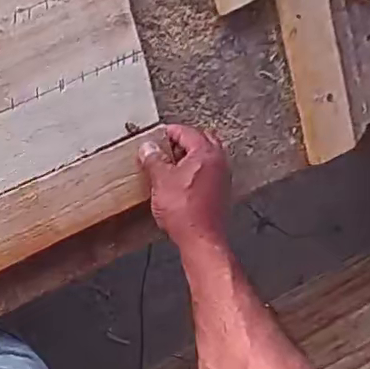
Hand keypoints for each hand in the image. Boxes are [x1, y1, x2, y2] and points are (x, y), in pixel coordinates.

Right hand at [137, 124, 230, 249]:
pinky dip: (194, 171)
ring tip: (170, 164)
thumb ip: (154, 160)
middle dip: (182, 141)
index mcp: (205, 153)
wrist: (200, 237)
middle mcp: (218, 161)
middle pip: (201, 141)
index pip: (187, 132)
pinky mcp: (219, 191)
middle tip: (164, 147)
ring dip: (189, 156)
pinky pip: (207, 172)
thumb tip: (148, 148)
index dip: (169, 132)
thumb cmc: (184, 210)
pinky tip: (180, 181)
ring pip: (205, 157)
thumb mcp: (161, 181)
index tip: (157, 134)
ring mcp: (221, 176)